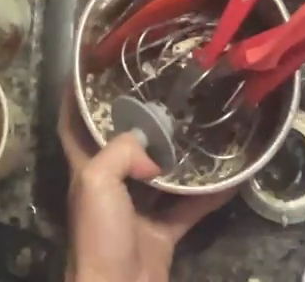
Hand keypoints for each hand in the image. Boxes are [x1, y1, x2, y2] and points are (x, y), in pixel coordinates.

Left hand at [59, 93, 233, 281]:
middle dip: (139, 122)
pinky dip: (207, 196)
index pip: (73, 127)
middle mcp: (109, 187)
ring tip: (198, 124)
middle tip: (163, 91)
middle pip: (122, 146)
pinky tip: (230, 178)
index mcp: (86, 170)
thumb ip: (121, 151)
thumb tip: (151, 152)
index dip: (75, 99)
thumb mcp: (97, 182)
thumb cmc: (99, 235)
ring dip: (177, 156)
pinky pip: (188, 209)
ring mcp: (136, 212)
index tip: (88, 68)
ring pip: (158, 175)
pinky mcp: (161, 236)